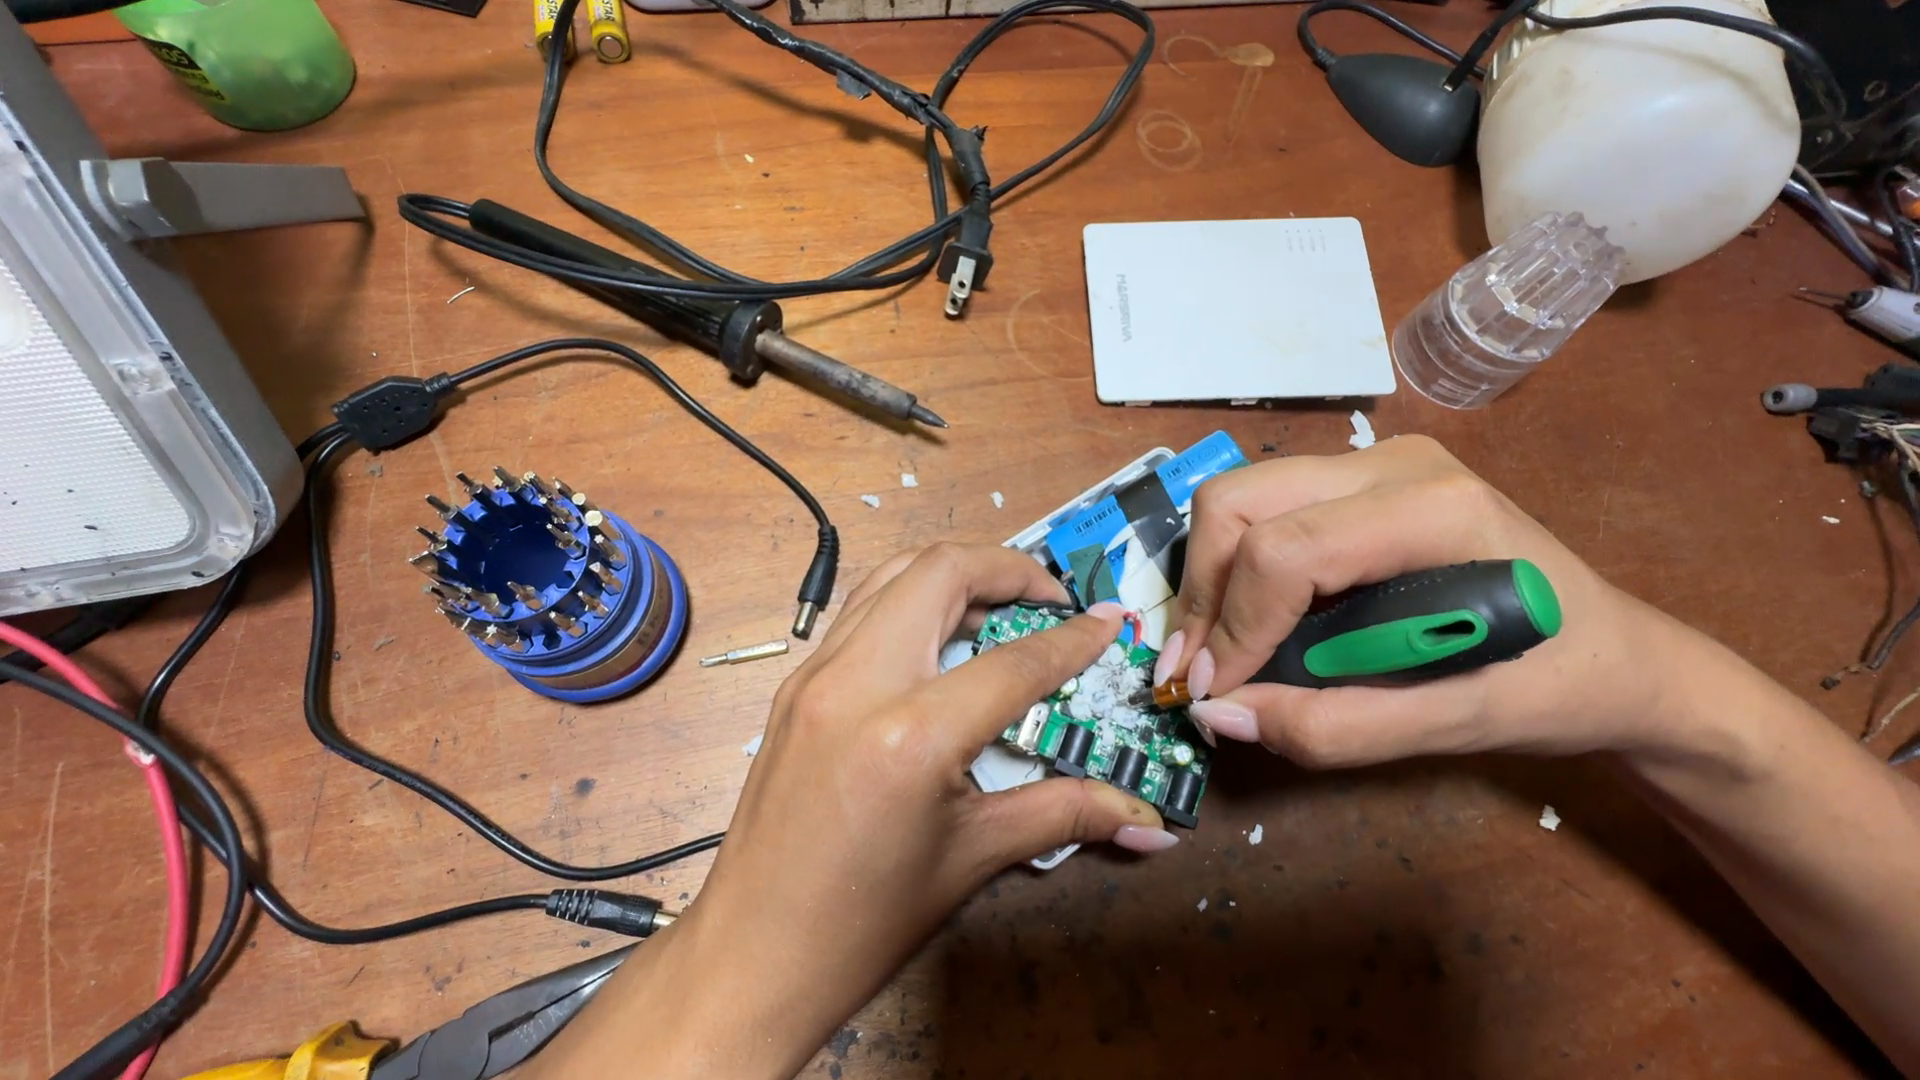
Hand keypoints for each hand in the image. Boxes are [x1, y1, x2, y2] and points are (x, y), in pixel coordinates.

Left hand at [535, 544, 1174, 1079]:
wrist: (750, 956)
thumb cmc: (864, 924)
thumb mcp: (972, 859)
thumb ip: (1063, 814)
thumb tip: (1149, 818)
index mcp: (910, 734)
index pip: (1012, 662)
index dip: (1073, 638)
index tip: (1110, 622)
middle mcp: (856, 681)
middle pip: (940, 570)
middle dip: (1007, 568)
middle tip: (1050, 599)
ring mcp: (814, 675)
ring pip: (891, 575)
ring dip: (954, 574)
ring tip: (1001, 607)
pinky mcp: (794, 685)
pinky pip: (861, 611)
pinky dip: (911, 600)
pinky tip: (940, 640)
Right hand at [1159, 436, 1711, 766]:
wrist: (1618, 653)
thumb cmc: (1557, 687)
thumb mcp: (1455, 726)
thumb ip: (1333, 728)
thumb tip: (1217, 715)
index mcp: (1433, 509)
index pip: (1285, 550)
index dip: (1234, 628)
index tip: (1212, 695)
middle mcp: (1392, 463)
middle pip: (1237, 504)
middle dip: (1203, 594)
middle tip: (1199, 671)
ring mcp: (1371, 463)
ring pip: (1235, 500)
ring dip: (1210, 581)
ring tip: (1216, 651)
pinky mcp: (1353, 481)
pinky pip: (1258, 511)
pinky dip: (1231, 569)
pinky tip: (1245, 622)